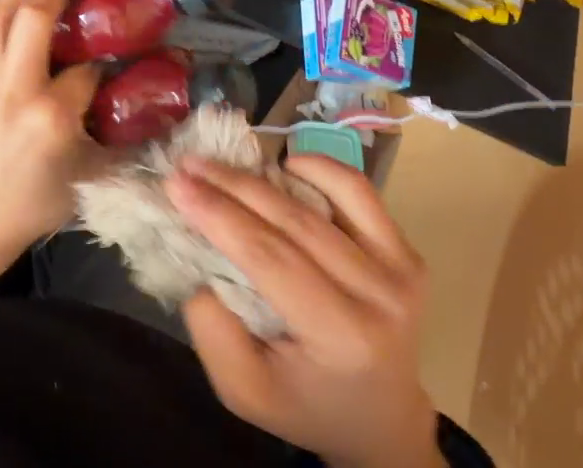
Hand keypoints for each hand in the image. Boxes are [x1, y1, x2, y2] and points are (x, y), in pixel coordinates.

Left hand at [0, 0, 109, 259]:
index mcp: (53, 116)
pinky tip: (15, 14)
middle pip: (33, 17)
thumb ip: (114, 129)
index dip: (103, 57)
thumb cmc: (37, 201)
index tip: (112, 56)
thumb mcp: (90, 170)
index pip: (87, 67)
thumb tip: (138, 95)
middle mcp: (17, 89)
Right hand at [167, 156, 440, 467]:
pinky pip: (361, 194)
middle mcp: (379, 296)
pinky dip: (322, 169)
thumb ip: (213, 328)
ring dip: (269, 173)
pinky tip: (286, 164)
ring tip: (224, 163)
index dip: (219, 214)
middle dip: (232, 185)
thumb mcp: (244, 390)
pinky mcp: (408, 253)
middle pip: (295, 221)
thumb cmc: (305, 405)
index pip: (270, 257)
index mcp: (341, 336)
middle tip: (186, 163)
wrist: (382, 419)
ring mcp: (401, 270)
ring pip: (329, 197)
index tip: (175, 184)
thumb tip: (196, 253)